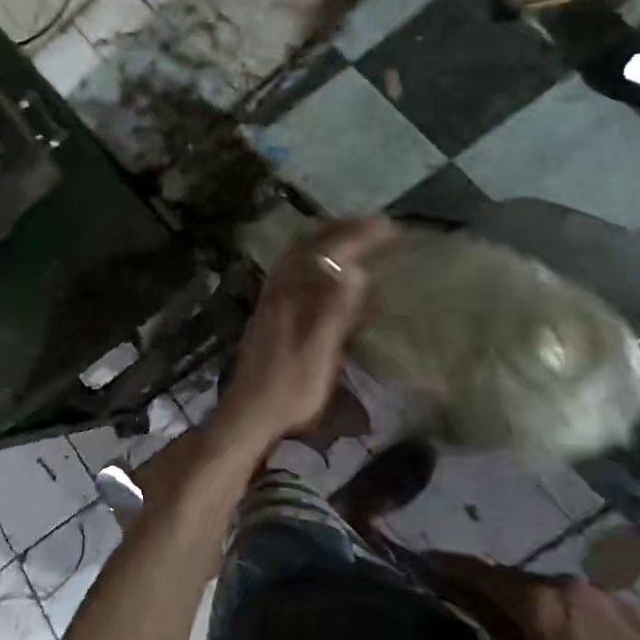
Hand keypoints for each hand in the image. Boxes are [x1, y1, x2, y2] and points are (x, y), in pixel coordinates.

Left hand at [213, 217, 395, 451]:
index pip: (324, 252)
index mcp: (289, 298)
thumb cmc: (288, 389)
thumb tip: (355, 270)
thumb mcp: (318, 354)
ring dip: (325, 243)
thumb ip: (334, 312)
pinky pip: (293, 276)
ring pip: (296, 260)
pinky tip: (329, 278)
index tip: (389, 227)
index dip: (356, 236)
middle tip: (374, 227)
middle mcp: (276, 293)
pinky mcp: (268, 317)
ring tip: (357, 242)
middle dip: (339, 230)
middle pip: (305, 246)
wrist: (249, 413)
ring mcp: (269, 304)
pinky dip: (314, 263)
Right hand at [427, 554, 639, 639]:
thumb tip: (462, 599)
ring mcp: (592, 589)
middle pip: (502, 575)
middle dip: (472, 581)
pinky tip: (538, 626)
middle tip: (445, 592)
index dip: (440, 564)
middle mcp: (562, 581)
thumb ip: (498, 632)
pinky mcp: (615, 603)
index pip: (473, 570)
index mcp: (539, 600)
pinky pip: (559, 595)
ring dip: (507, 594)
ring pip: (531, 585)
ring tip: (489, 614)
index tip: (413, 560)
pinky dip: (537, 603)